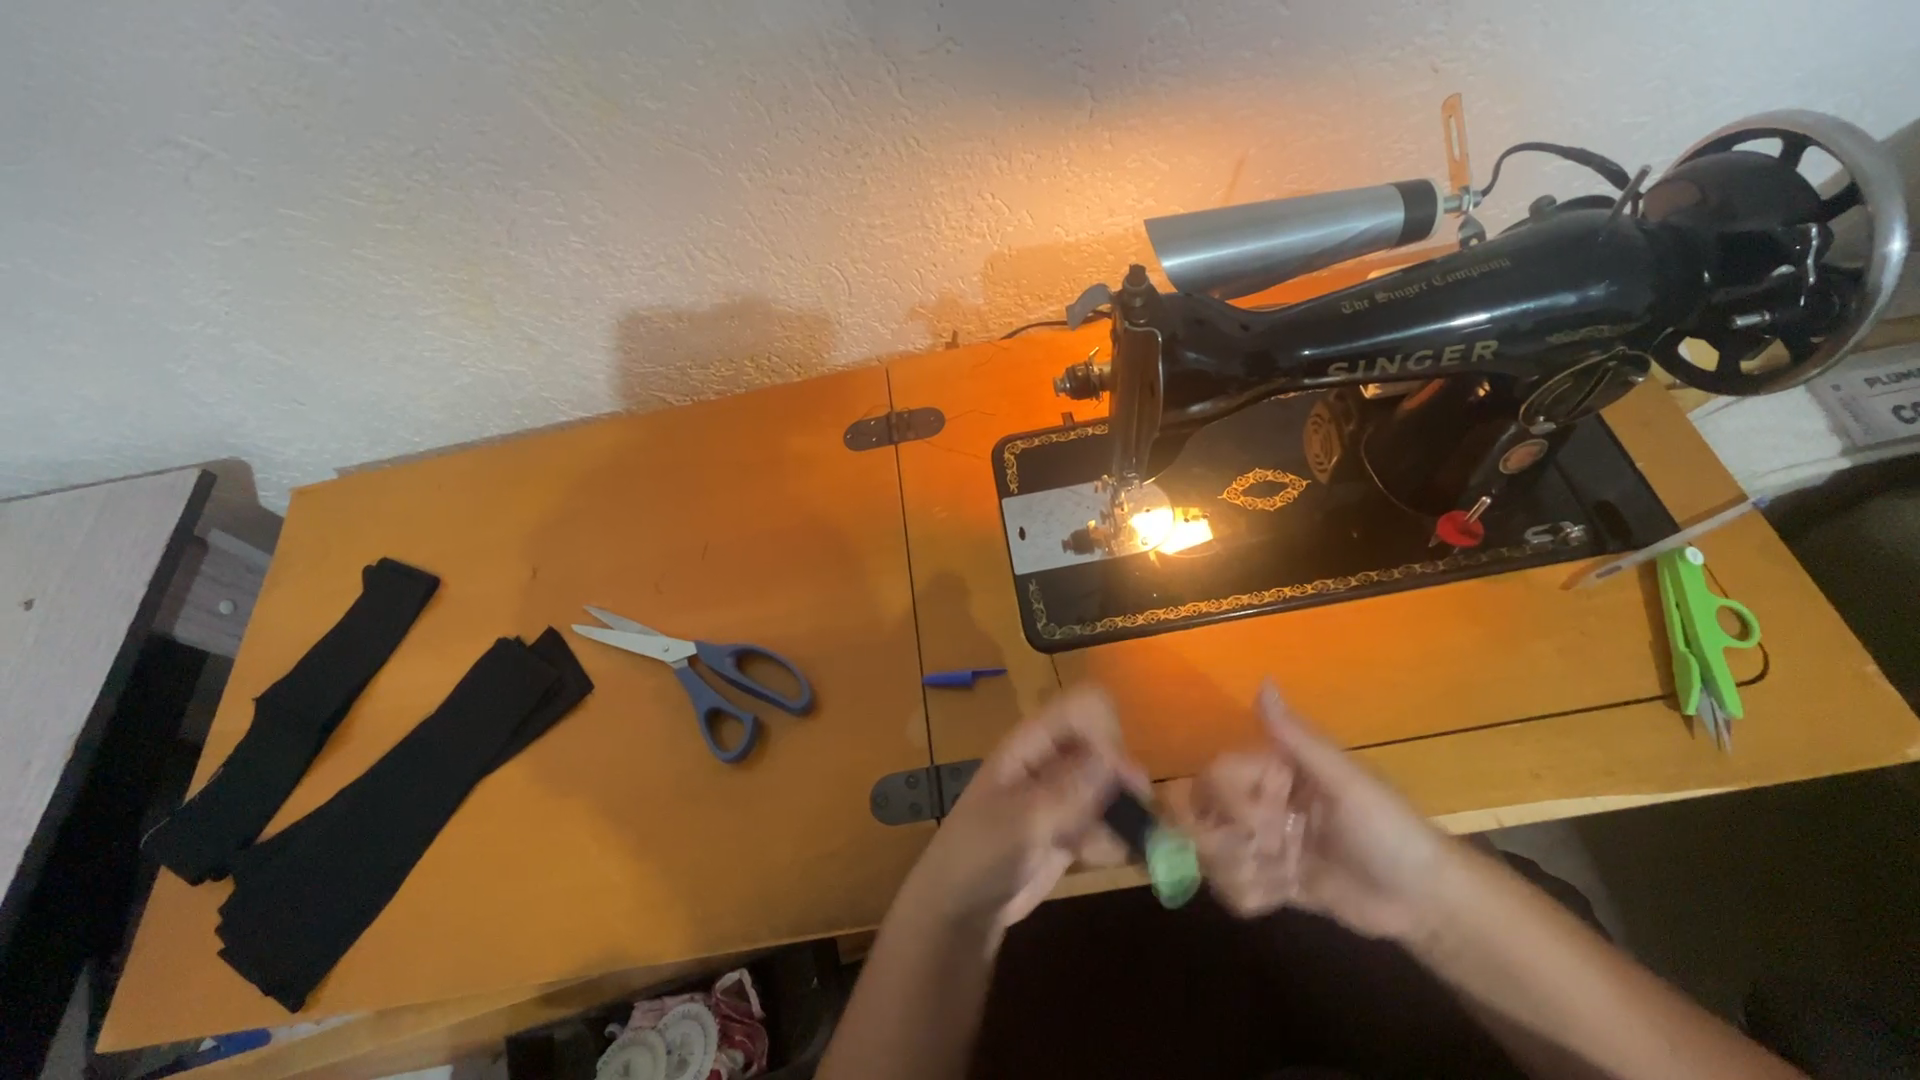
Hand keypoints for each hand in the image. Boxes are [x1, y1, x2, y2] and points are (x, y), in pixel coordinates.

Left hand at [898, 686, 1142, 936]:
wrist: (960, 907)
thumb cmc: (977, 854)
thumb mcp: (1020, 821)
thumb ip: (1067, 790)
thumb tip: (1111, 757)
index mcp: (1030, 745)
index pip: (1080, 709)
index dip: (1104, 731)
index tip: (1116, 771)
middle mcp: (1052, 763)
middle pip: (1104, 746)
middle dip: (1125, 776)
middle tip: (1139, 811)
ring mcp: (1063, 797)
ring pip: (1112, 787)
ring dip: (1132, 810)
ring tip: (1147, 839)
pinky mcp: (1073, 830)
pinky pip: (1109, 823)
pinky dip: (1123, 838)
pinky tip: (1128, 858)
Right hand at [1182, 681, 1449, 940]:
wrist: (1425, 899)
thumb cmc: (1389, 829)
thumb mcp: (1347, 781)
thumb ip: (1299, 737)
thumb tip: (1264, 681)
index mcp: (1276, 771)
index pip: (1217, 776)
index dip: (1228, 803)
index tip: (1258, 823)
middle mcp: (1261, 802)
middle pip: (1203, 816)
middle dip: (1227, 843)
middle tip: (1272, 855)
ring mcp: (1264, 844)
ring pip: (1213, 855)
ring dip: (1243, 873)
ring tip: (1285, 880)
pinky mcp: (1270, 882)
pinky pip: (1231, 888)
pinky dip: (1253, 897)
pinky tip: (1287, 896)